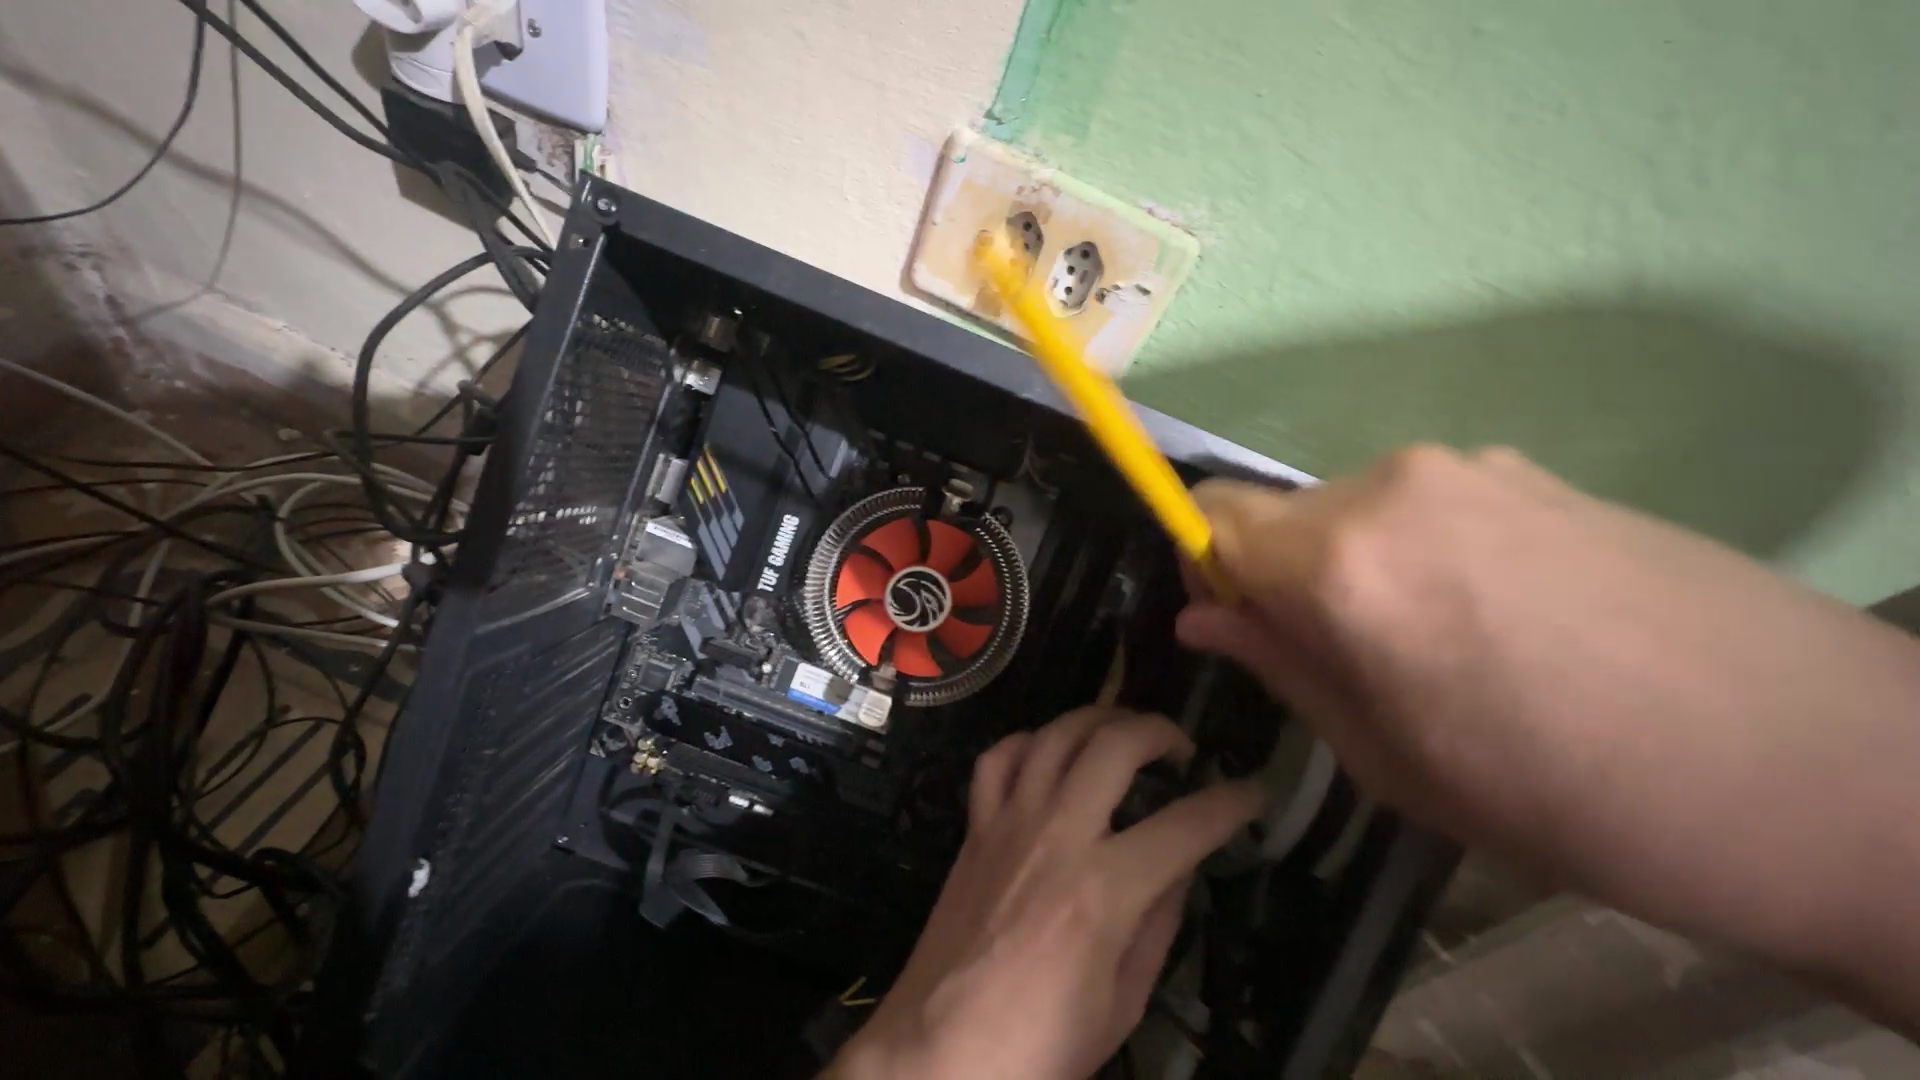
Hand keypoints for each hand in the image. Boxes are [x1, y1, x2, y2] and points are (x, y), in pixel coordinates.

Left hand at [829, 707, 1262, 1079]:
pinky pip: (997, 759)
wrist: (941, 1052)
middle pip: (1115, 745)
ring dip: (1097, 719)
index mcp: (1106, 888)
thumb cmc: (1042, 1044)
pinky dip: (1028, 742)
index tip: (1254, 791)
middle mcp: (1058, 834)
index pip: (1187, 823)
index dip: (1232, 802)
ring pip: (1054, 735)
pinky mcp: (974, 828)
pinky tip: (1049, 753)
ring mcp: (1009, 823)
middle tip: (1184, 749)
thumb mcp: (1124, 1000)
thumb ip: (1159, 923)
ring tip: (1124, 732)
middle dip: (1161, 731)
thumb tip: (1181, 864)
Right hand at [1175, 445, 1919, 1029]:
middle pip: (1284, 515)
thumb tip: (1202, 618)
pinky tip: (1508, 623)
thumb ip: (1282, 668)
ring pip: (1358, 511)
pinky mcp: (1541, 472)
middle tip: (1346, 664)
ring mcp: (1476, 469)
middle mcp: (1393, 487)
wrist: (1827, 773)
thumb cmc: (1566, 799)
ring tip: (1442, 652)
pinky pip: (1432, 506)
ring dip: (1360, 569)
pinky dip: (1425, 553)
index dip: (1200, 568)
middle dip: (1284, 578)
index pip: (1209, 516)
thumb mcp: (1390, 760)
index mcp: (1341, 561)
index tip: (1233, 626)